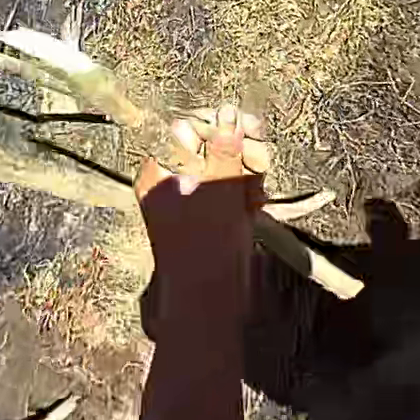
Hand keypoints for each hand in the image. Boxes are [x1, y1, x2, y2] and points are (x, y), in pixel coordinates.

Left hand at [134, 107, 266, 334]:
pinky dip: (245, 190)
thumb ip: (224, 149)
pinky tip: (253, 204)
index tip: (245, 127)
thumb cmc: (206, 245)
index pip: (185, 129)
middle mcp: (172, 181)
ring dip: (245, 170)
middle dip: (236, 148)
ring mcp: (192, 198)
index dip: (215, 126)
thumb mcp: (218, 191)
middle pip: (206, 145)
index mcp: (159, 172)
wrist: (211, 306)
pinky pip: (229, 187)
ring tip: (253, 191)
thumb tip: (229, 113)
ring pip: (222, 165)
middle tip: (259, 155)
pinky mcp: (210, 213)